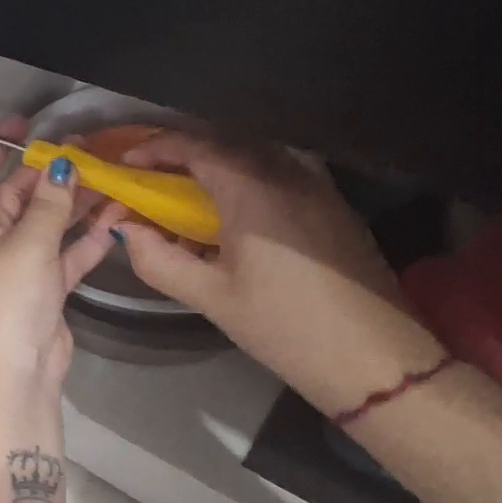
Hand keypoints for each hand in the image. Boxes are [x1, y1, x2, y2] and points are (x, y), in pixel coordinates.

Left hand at [0, 117, 127, 394]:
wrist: (17, 366)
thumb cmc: (9, 299)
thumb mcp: (29, 244)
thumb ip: (49, 204)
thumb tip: (61, 164)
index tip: (22, 123)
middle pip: (19, 196)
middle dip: (47, 173)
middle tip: (85, 148)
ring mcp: (20, 263)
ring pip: (49, 222)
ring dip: (75, 201)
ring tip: (109, 174)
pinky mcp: (45, 285)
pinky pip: (67, 252)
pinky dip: (88, 237)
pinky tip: (117, 217)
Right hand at [112, 133, 447, 415]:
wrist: (376, 360)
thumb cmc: (285, 326)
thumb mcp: (208, 297)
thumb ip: (156, 258)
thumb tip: (125, 229)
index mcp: (255, 194)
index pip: (198, 147)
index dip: (155, 147)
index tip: (125, 163)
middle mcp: (291, 178)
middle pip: (227, 142)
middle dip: (181, 151)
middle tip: (146, 173)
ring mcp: (319, 189)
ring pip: (255, 155)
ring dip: (213, 163)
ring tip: (181, 190)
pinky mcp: (333, 207)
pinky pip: (278, 172)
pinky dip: (241, 177)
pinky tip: (226, 210)